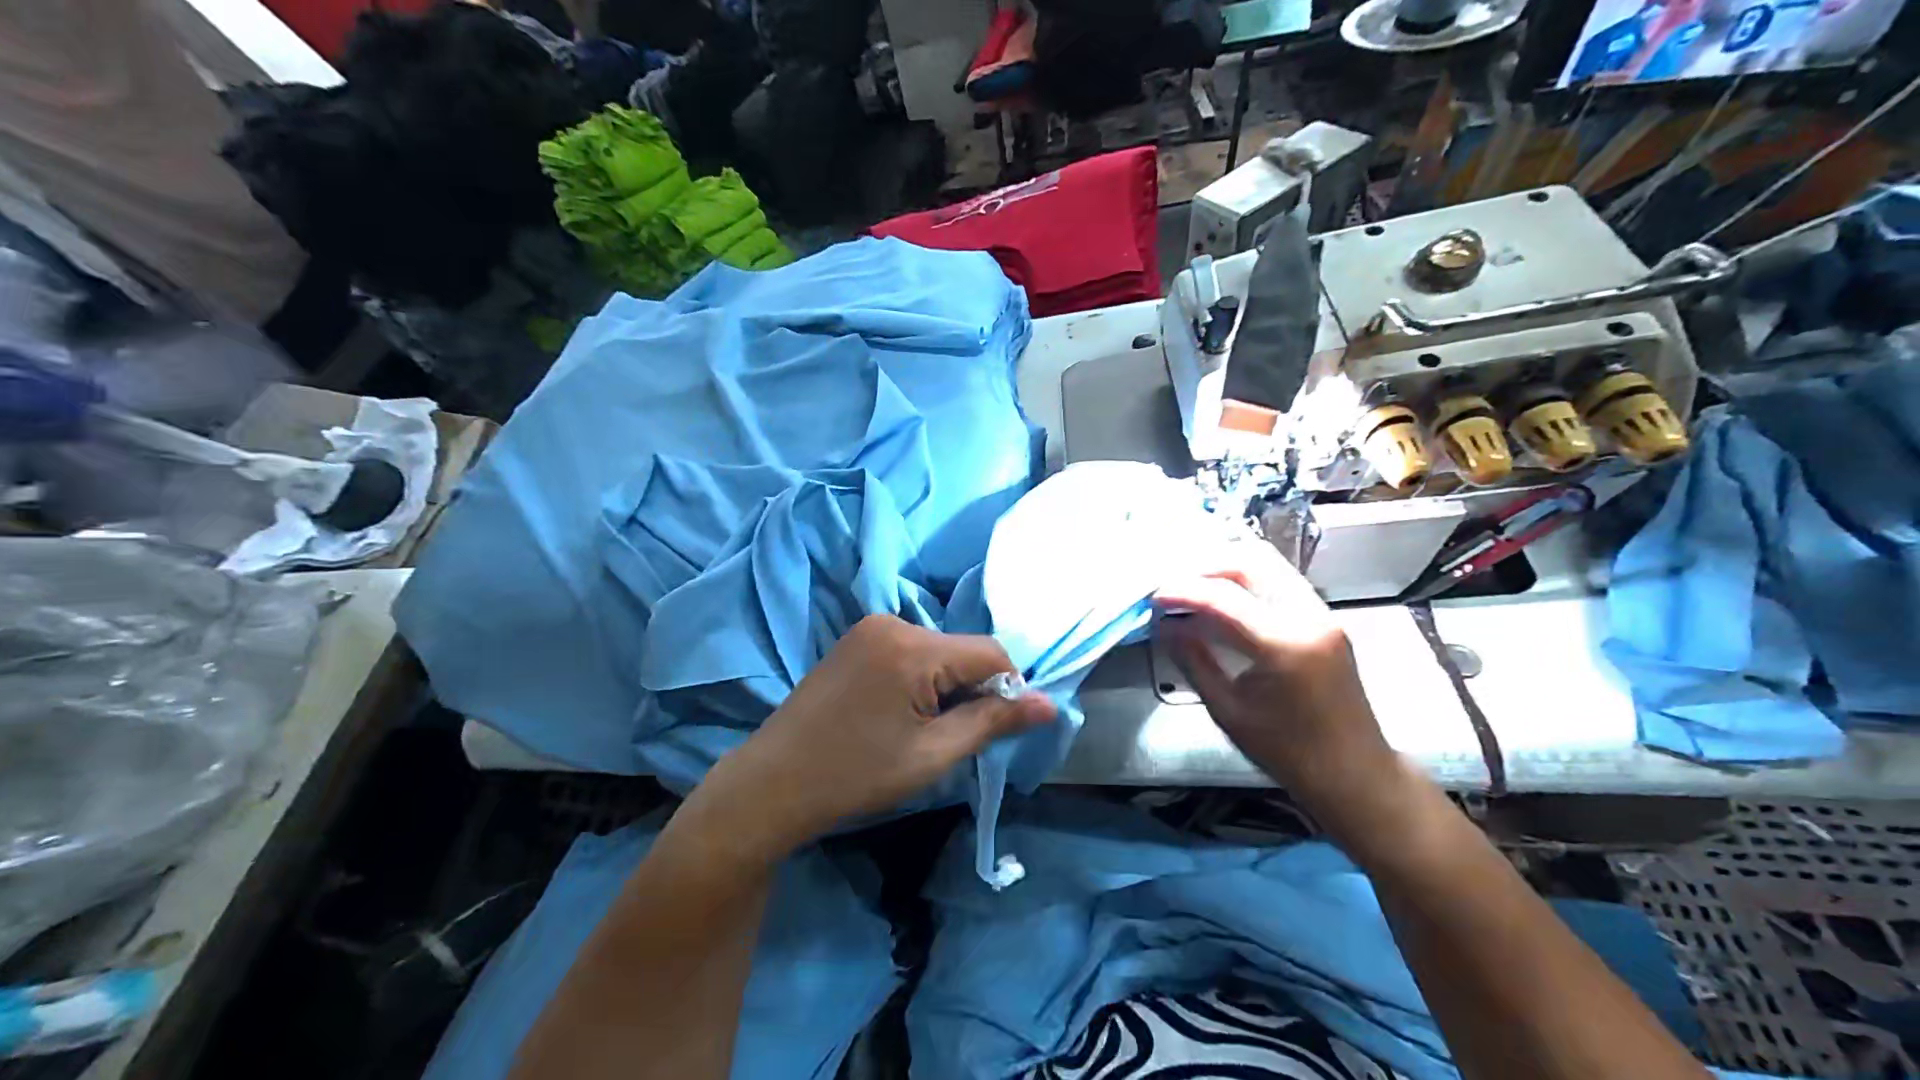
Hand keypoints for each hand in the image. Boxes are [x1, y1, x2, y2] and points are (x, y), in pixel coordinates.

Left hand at [688, 615, 1056, 858]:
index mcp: (912, 647)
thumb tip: (1050, 704)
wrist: (772, 784)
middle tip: (955, 737)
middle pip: (963, 649)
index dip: (1008, 690)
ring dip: (947, 685)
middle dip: (973, 689)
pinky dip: (921, 678)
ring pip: (938, 651)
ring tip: (923, 731)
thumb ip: (992, 721)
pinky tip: (899, 714)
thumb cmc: (856, 775)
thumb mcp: (933, 755)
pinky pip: (910, 651)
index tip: (996, 730)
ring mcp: (868, 628)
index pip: (991, 653)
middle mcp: (892, 622)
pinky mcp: (855, 640)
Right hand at [1154, 542, 1399, 822]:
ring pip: (1269, 565)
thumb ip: (1194, 661)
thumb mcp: (1229, 711)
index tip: (1154, 595)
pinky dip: (1248, 581)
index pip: (1223, 597)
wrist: (1355, 774)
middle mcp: (1309, 617)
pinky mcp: (1327, 620)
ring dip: (1227, 569)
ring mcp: (1323, 615)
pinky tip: (1223, 598)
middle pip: (1251, 563)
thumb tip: (1167, 627)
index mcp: (1285, 643)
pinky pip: (1281, 582)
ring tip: (1192, 586)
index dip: (1182, 590)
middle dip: (1205, 567)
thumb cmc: (1289, 753)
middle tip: (1172, 583)